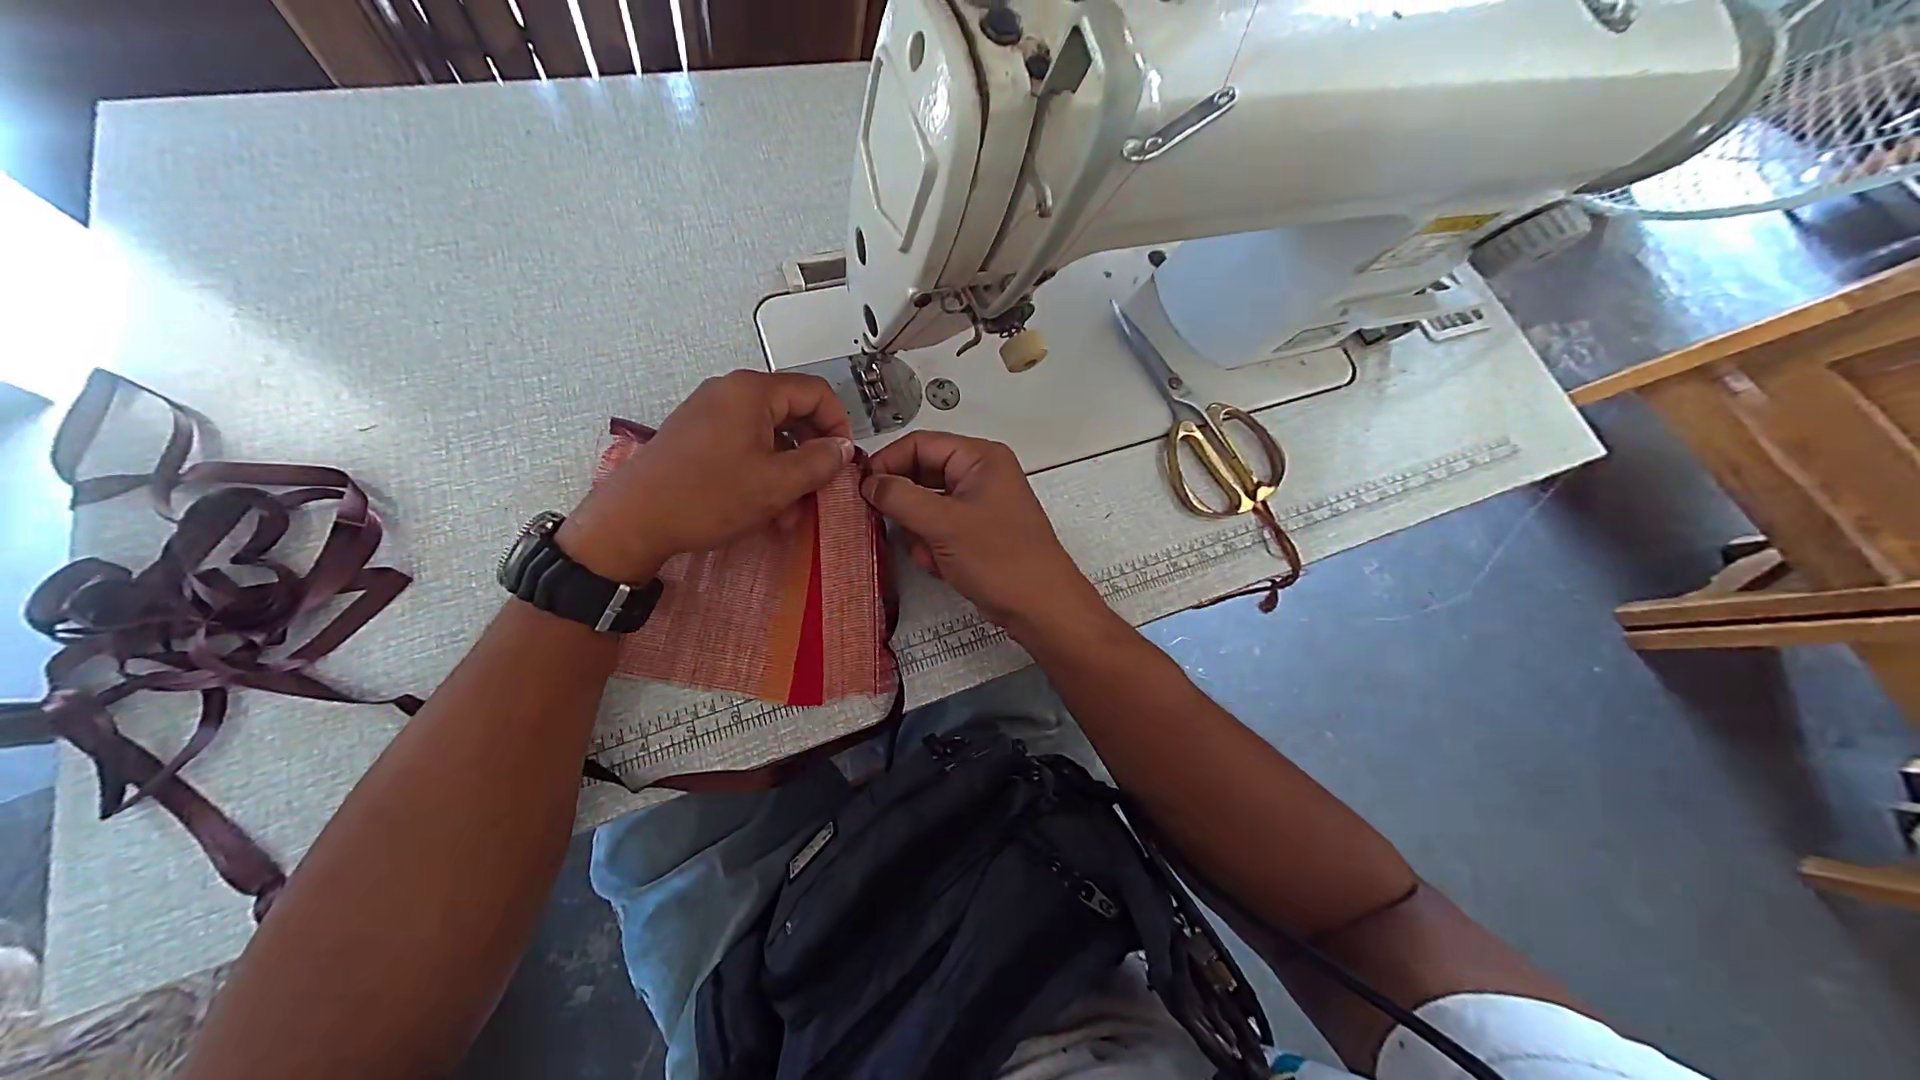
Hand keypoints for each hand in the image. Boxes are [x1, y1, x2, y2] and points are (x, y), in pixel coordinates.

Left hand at [558, 370, 854, 581]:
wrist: (634, 520)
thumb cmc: (707, 496)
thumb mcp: (777, 483)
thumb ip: (820, 461)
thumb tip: (843, 448)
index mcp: (752, 391)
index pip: (816, 393)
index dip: (840, 425)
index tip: (845, 459)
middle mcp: (730, 392)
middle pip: (793, 412)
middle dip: (813, 452)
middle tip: (823, 486)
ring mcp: (710, 413)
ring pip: (770, 435)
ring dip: (789, 469)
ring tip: (793, 510)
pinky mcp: (697, 436)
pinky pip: (745, 445)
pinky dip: (763, 471)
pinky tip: (766, 507)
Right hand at [861, 431, 1107, 636]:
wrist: (1039, 607)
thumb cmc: (1006, 561)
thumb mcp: (943, 524)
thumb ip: (899, 497)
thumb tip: (870, 483)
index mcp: (981, 458)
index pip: (920, 443)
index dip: (888, 462)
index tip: (864, 486)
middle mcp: (981, 475)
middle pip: (922, 474)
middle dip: (905, 504)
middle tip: (886, 521)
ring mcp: (979, 505)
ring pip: (927, 505)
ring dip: (919, 531)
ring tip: (928, 551)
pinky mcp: (976, 532)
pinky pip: (938, 529)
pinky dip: (932, 546)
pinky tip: (939, 564)